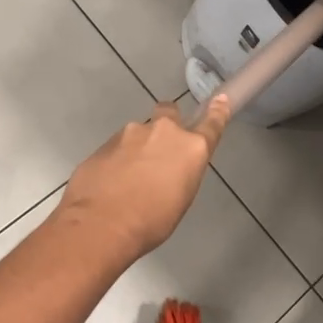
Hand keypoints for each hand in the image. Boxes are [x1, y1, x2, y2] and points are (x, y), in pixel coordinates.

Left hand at [54, 97, 230, 262]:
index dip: (216, 111)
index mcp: (191, 148)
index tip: (220, 100)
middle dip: (168, 122)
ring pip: (139, 132)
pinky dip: (118, 158)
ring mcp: (130, 133)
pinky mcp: (104, 143)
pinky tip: (111, 182)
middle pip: (169, 112)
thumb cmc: (153, 221)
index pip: (211, 122)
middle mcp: (163, 131)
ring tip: (130, 177)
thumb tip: (170, 166)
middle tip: (161, 148)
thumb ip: (181, 171)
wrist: (102, 223)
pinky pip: (117, 146)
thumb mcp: (181, 198)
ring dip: (139, 146)